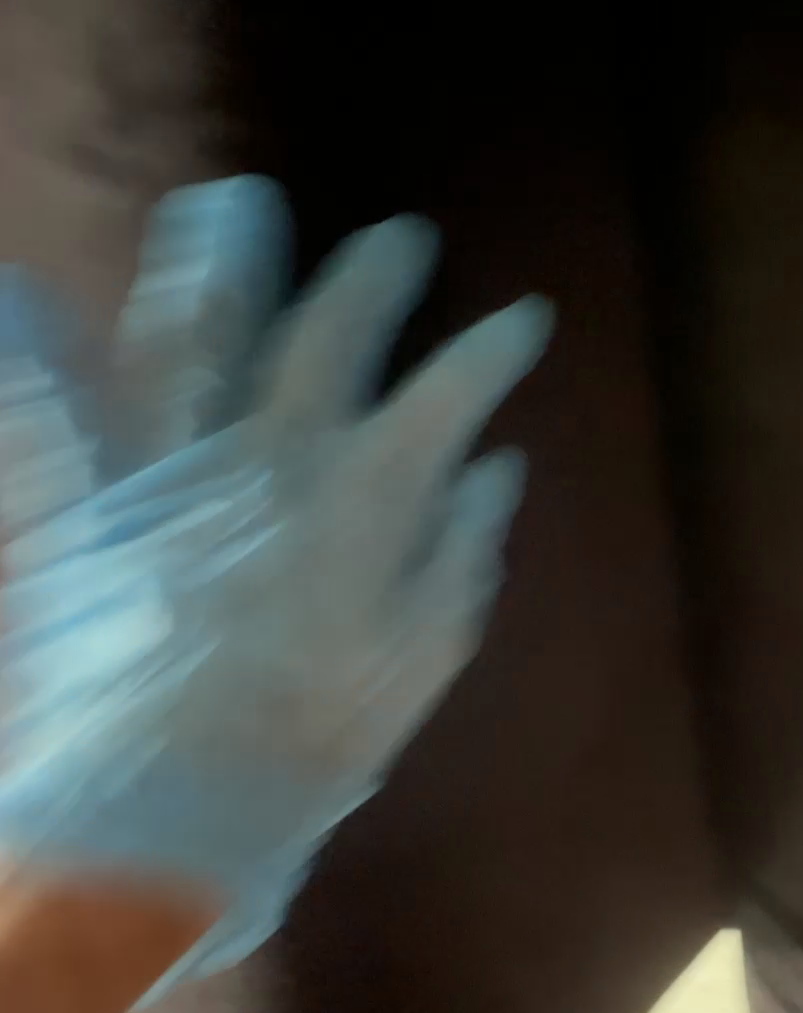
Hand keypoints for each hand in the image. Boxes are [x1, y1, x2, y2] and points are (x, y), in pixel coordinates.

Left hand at [0, 177, 549, 995]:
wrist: (178, 799)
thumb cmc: (334, 721)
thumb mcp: (437, 638)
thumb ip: (467, 540)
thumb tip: (495, 466)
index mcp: (373, 495)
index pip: (452, 392)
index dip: (496, 346)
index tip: (530, 314)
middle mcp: (278, 459)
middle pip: (330, 340)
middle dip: (374, 280)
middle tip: (402, 235)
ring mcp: (175, 474)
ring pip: (197, 344)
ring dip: (222, 267)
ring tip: (237, 203)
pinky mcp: (94, 512)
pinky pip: (51, 421)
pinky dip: (28, 356)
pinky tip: (16, 293)